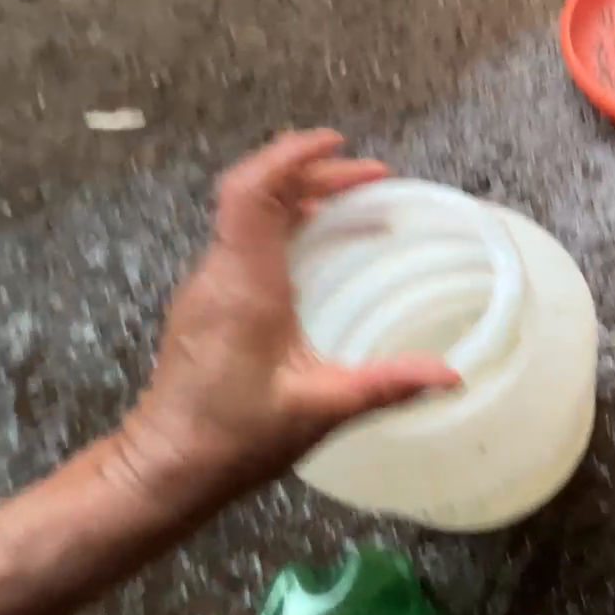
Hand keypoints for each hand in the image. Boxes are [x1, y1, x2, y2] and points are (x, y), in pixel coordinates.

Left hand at [106, 130, 459, 514]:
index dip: (290, 157)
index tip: (337, 141)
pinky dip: (293, 222)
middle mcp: (221, 275)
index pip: (251, 194)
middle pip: (257, 195)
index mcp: (244, 286)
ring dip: (304, 195)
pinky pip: (251, 240)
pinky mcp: (213, 303)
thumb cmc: (232, 437)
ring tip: (362, 198)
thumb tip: (455, 375)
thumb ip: (389, 384)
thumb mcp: (321, 408)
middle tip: (376, 175)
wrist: (159, 473)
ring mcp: (212, 288)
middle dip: (315, 173)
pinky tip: (328, 242)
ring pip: (251, 215)